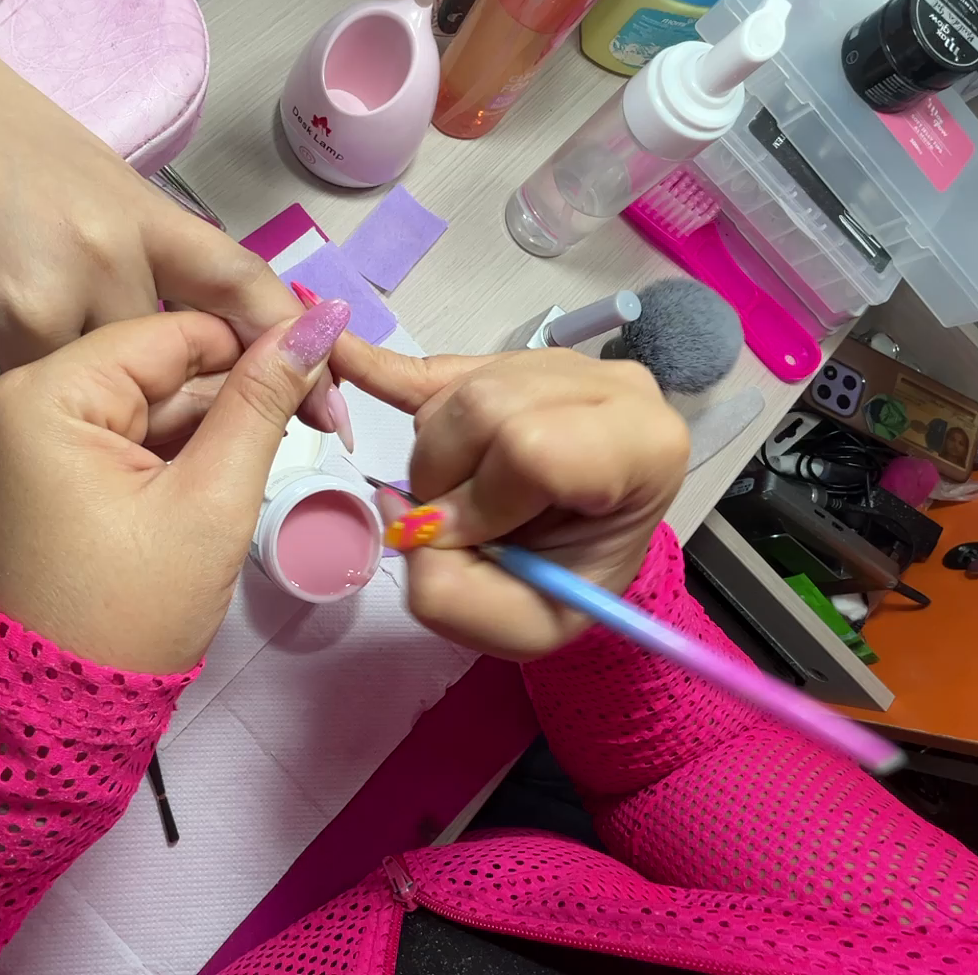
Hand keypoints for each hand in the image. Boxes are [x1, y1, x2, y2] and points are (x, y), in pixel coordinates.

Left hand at [0, 0, 339, 569]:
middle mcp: (98, 271)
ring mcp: (134, 226)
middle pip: (172, 375)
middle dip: (202, 426)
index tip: (164, 507)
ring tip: (331, 412)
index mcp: (28, 311)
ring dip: (272, 369)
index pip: (108, 414)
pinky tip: (311, 333)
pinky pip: (229, 259)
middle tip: (233, 474)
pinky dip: (273, 301)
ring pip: (219, 318)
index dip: (145, 461)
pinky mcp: (149, 195)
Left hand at [0, 302, 350, 673]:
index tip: (323, 368)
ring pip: (154, 401)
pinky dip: (185, 448)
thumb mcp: (212, 498)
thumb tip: (319, 323)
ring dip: (218, 423)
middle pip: (162, 366)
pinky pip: (134, 434)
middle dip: (239, 391)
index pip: (172, 333)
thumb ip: (264, 401)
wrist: (66, 708)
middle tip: (319, 414)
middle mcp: (28, 399)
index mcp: (46, 394)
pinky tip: (228, 467)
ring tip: (278, 445)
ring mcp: (38, 435)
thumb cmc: (135, 609)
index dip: (256, 344)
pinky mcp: (55, 467)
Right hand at [335, 342, 689, 659]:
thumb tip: (401, 511)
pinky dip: (374, 364)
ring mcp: (554, 362)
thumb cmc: (566, 587)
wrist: (580, 551)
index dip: (482, 499)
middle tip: (454, 520)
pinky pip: (428, 364)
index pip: (533, 447)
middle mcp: (608, 386)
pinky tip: (335, 349)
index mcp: (643, 448)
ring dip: (432, 454)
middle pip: (483, 408)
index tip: (469, 536)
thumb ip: (451, 594)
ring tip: (457, 492)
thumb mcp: (524, 627)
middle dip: (444, 476)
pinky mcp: (501, 361)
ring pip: (453, 394)